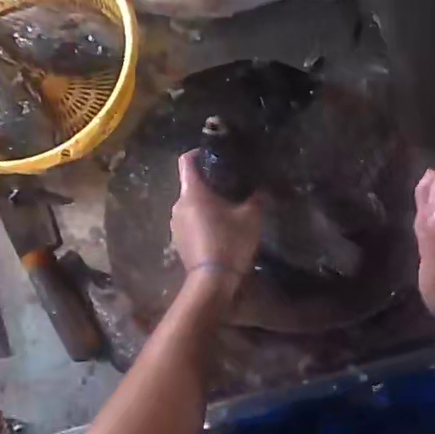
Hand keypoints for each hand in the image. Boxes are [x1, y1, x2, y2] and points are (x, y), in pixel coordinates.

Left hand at [171, 151, 262, 293]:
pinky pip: (189, 222)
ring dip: (205, 204)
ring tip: (227, 209)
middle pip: (191, 184)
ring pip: (190, 205)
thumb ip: (255, 198)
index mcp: (192, 192)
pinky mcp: (178, 241)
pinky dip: (201, 220)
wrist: (212, 281)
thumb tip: (259, 190)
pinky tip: (218, 230)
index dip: (197, 153)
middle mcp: (178, 205)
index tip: (212, 154)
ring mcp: (175, 224)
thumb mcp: (250, 217)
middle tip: (230, 185)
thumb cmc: (230, 241)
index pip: (186, 161)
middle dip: (208, 183)